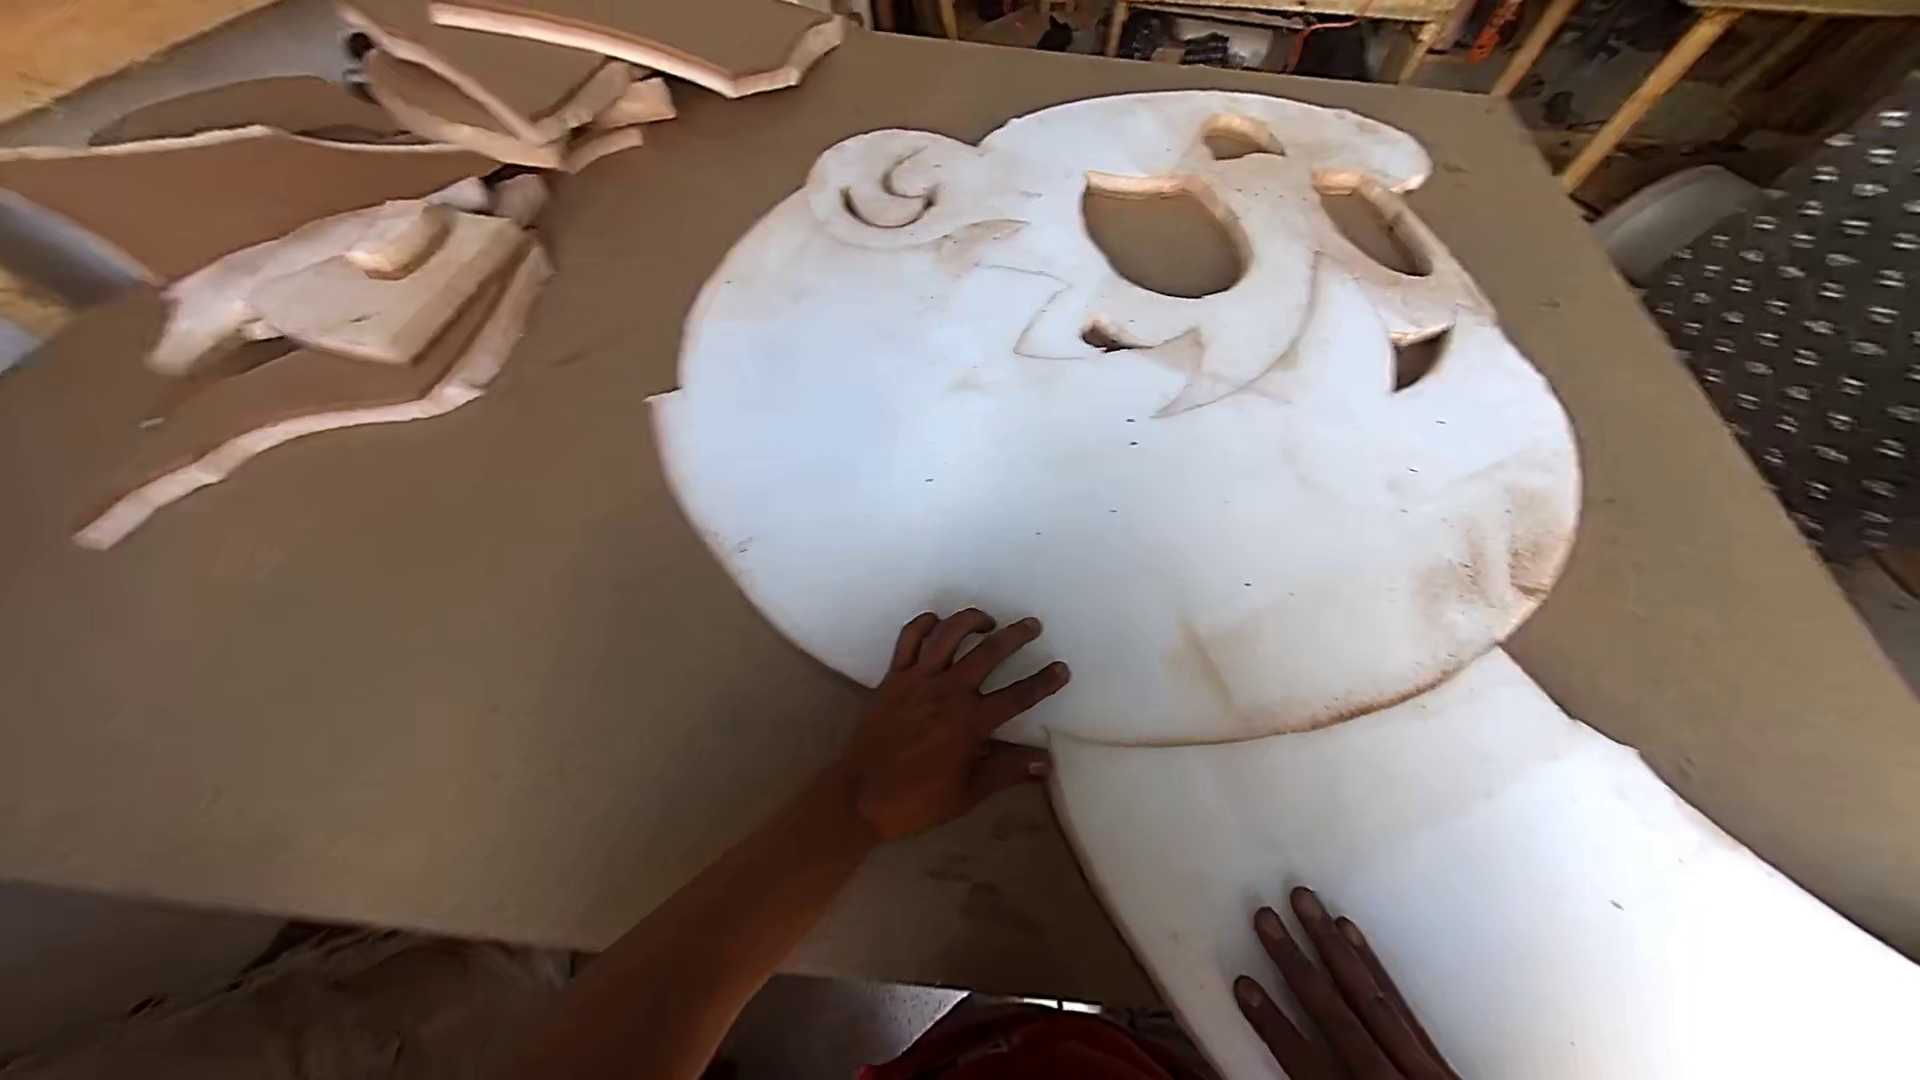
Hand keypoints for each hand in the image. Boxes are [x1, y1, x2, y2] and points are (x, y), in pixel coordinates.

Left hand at [840, 609, 1068, 841]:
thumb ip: (1008, 771)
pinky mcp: (894, 677)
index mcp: (970, 721)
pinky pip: (909, 639)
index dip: (1044, 681)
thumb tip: (1045, 761)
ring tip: (988, 620)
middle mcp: (948, 691)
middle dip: (1015, 635)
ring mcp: (918, 679)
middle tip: (1031, 625)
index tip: (1061, 669)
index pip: (1018, 696)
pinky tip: (937, 621)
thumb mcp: (969, 791)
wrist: (860, 796)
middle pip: (989, 652)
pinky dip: (924, 624)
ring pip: (949, 634)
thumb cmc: (918, 798)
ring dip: (972, 620)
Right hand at [1235, 887, 1459, 1079]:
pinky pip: (1404, 1009)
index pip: (1309, 1068)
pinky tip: (1352, 933)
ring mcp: (1428, 1076)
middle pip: (1339, 1020)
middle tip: (1265, 915)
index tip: (1243, 983)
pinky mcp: (1446, 1069)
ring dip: (1332, 947)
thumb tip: (1270, 1074)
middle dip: (1296, 965)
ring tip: (1305, 901)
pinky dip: (1374, 966)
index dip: (1273, 1026)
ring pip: (1372, 1001)